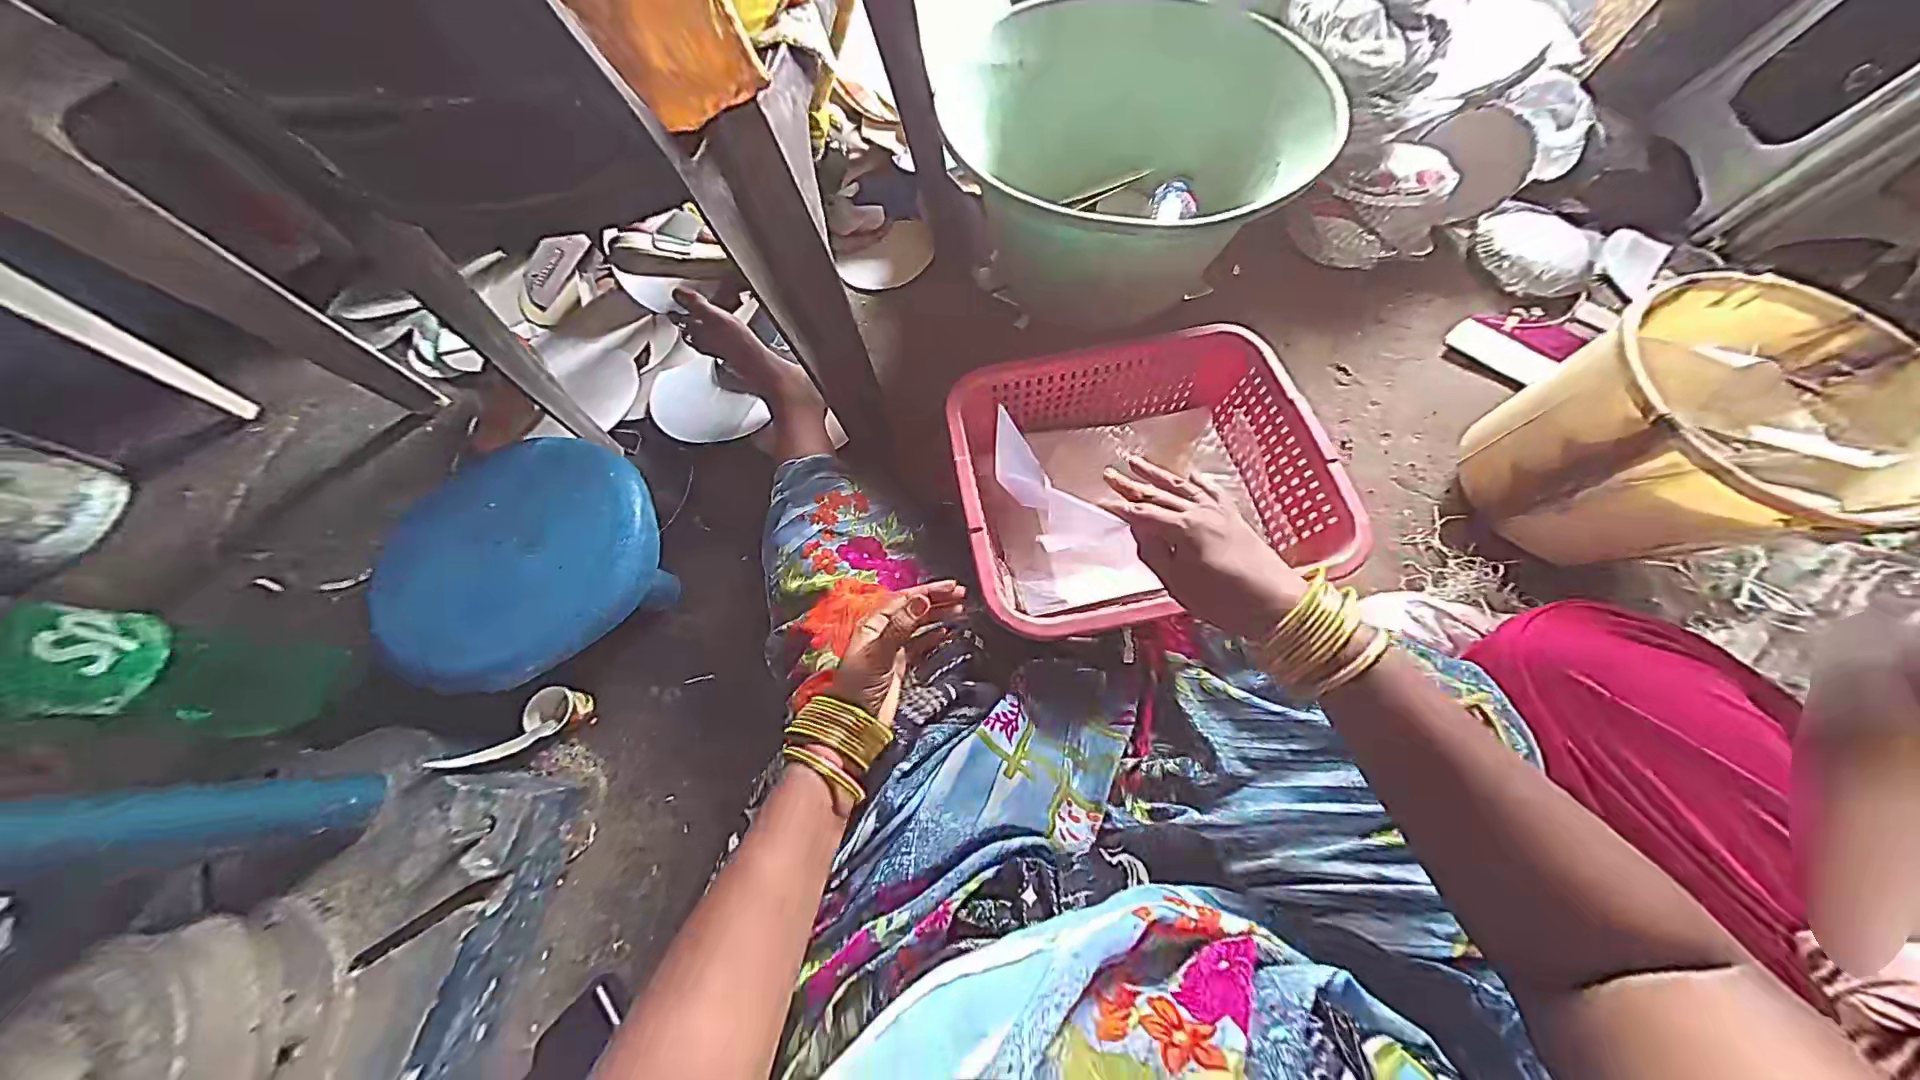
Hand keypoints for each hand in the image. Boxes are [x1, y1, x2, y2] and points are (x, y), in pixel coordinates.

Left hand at [826, 581, 966, 725]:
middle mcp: (884, 632)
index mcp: (874, 624)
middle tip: (961, 595)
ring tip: (959, 609)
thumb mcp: (879, 653)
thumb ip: (900, 627)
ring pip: (919, 624)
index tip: (951, 586)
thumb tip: (922, 600)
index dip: (928, 591)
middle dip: (937, 600)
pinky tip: (946, 631)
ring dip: (938, 615)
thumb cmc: (861, 685)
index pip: (904, 599)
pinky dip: (933, 635)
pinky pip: (921, 643)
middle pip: (914, 609)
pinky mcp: (900, 664)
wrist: (856, 720)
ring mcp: (893, 648)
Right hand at [1102, 455, 1307, 638]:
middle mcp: (1200, 512)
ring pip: (1182, 486)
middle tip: (1109, 473)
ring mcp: (1218, 512)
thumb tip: (1139, 532)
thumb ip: (1155, 555)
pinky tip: (1189, 474)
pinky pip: (1210, 491)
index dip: (1120, 508)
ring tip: (1137, 462)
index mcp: (1184, 529)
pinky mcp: (1233, 516)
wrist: (1276, 603)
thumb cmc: (1224, 601)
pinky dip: (1197, 481)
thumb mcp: (1179, 584)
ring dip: (1158, 473)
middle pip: (1159, 494)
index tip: (1101, 502)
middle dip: (1131, 484)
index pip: (1142, 514)